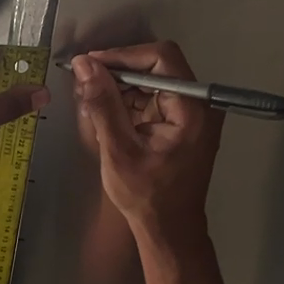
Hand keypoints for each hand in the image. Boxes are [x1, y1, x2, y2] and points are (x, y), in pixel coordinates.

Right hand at [71, 42, 221, 241]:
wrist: (168, 228)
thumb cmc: (146, 194)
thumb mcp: (118, 148)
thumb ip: (103, 103)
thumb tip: (84, 65)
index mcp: (192, 108)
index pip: (161, 59)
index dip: (123, 56)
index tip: (90, 65)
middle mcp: (199, 104)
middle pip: (158, 66)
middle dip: (119, 71)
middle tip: (85, 81)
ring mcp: (192, 114)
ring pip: (153, 81)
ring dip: (121, 86)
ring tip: (90, 99)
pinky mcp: (181, 123)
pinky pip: (153, 98)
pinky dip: (128, 101)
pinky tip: (105, 113)